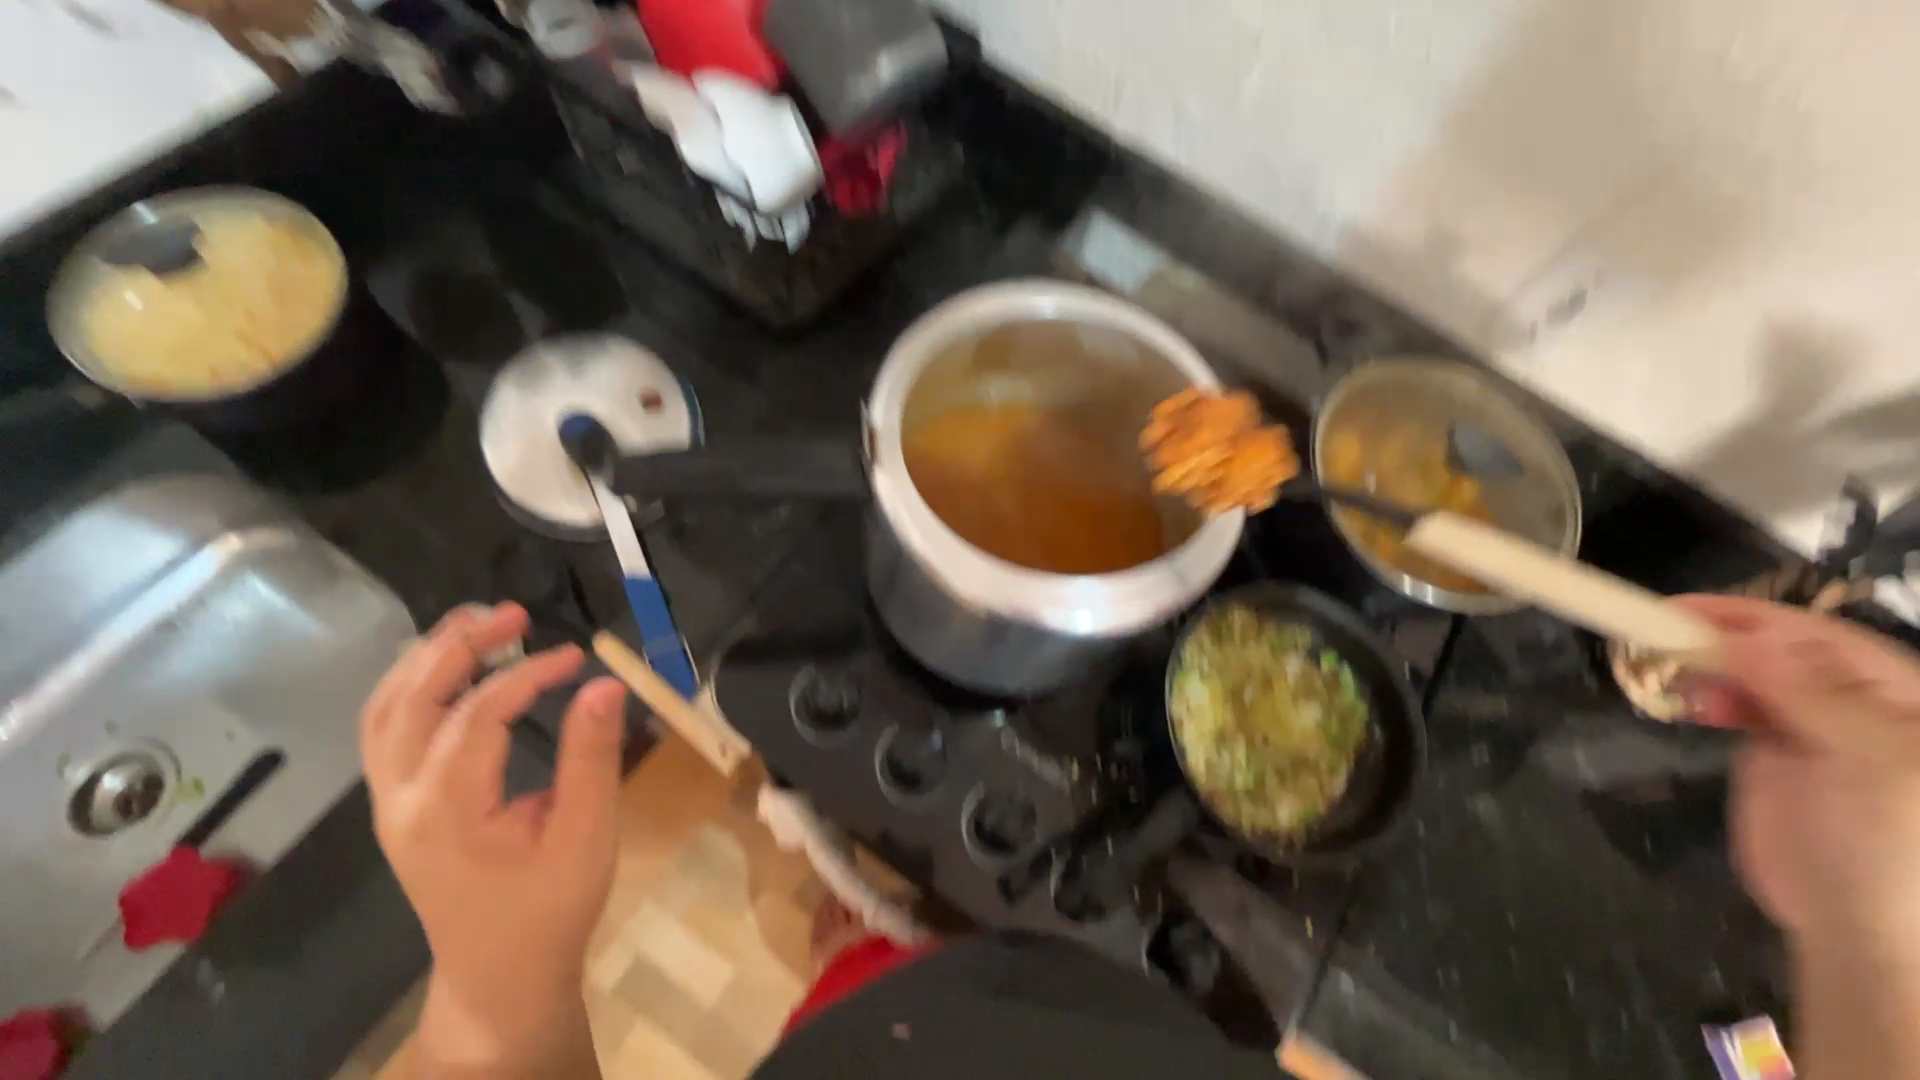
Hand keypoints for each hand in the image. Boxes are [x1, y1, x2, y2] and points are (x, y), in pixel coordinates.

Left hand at [361, 603, 626, 1071]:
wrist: (500, 973)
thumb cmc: (551, 905)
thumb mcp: (587, 834)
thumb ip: (592, 756)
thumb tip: (605, 684)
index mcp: (447, 808)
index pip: (478, 713)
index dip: (529, 674)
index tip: (579, 656)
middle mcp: (400, 798)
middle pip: (411, 698)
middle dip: (460, 646)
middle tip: (514, 613)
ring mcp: (387, 802)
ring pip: (384, 709)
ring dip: (427, 659)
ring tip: (476, 623)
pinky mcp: (394, 806)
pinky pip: (386, 729)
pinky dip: (412, 686)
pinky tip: (449, 670)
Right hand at [1678, 595, 1919, 944]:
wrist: (1858, 928)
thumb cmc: (1888, 845)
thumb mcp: (1869, 763)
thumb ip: (1813, 696)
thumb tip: (1746, 637)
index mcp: (1904, 702)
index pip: (1825, 639)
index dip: (1754, 618)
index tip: (1680, 608)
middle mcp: (1864, 707)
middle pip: (1786, 651)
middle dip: (1726, 640)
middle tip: (1663, 641)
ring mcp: (1821, 730)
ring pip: (1758, 674)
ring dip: (1713, 666)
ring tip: (1676, 676)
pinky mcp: (1778, 753)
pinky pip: (1743, 705)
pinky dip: (1713, 695)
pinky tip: (1693, 704)